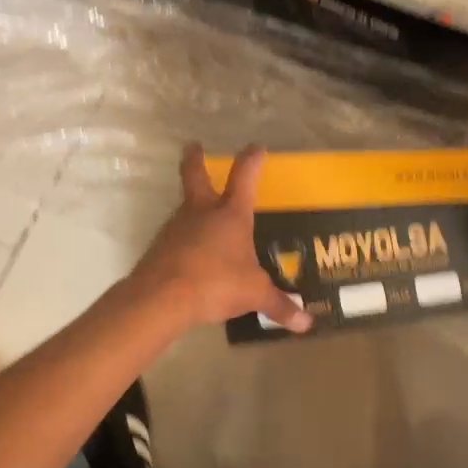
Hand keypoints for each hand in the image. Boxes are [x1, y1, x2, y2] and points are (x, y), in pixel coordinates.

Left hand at [126, 144, 312, 333]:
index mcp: (230, 214)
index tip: (256, 148)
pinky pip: (177, 237)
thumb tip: (306, 322)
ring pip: (185, 206)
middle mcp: (202, 211)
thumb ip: (279, 305)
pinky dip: (185, 240)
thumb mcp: (254, 294)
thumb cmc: (215, 282)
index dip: (252, 159)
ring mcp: (177, 226)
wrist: (161, 297)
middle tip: (193, 145)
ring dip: (193, 206)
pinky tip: (193, 256)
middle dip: (195, 158)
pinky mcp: (161, 246)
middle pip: (195, 174)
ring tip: (204, 218)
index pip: (244, 175)